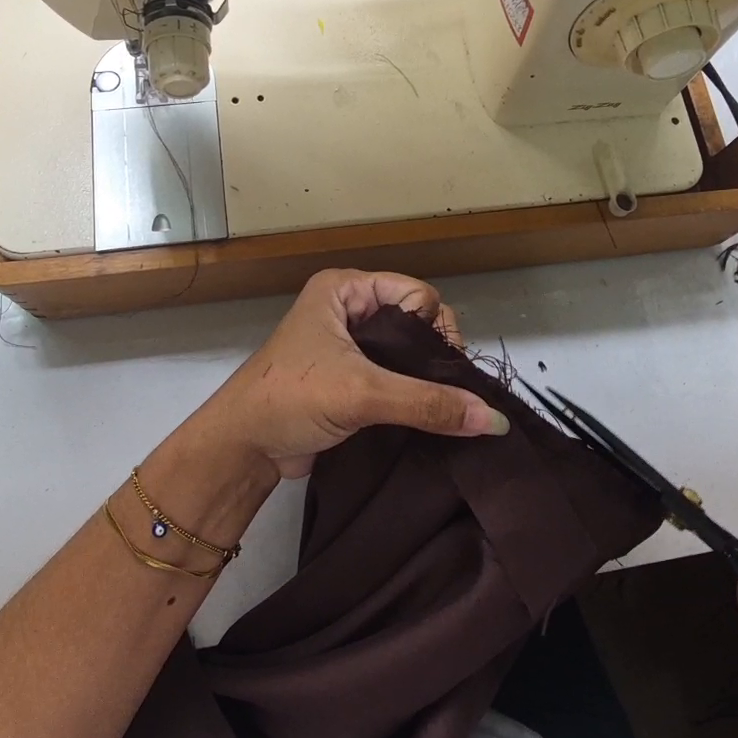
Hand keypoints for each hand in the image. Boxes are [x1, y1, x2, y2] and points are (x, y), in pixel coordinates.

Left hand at [185, 269, 507, 479]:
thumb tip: (496, 420)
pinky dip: (411, 396)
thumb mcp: (361, 394)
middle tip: (443, 392)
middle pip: (416, 323)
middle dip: (433, 356)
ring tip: (440, 409)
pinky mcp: (348, 380)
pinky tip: (428, 418)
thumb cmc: (290, 400)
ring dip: (423, 380)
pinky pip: (394, 378)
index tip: (442, 368)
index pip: (417, 294)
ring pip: (406, 355)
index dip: (435, 328)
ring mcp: (347, 346)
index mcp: (344, 289)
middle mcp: (348, 310)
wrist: (241, 448)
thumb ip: (428, 403)